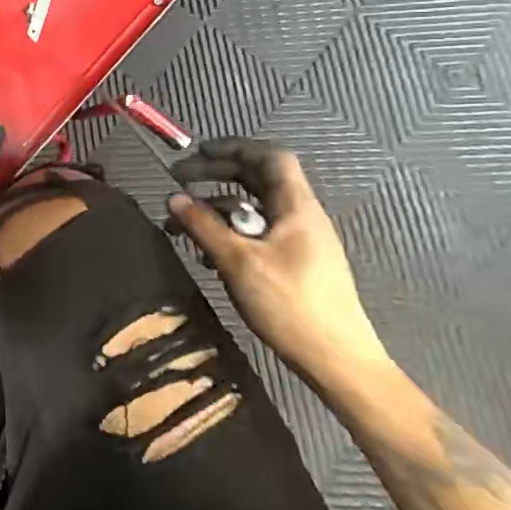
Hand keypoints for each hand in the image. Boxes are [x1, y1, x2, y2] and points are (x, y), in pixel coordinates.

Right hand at [167, 138, 388, 385]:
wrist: (338, 362)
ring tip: (181, 224)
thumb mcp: (238, 263)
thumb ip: (203, 226)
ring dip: (216, 208)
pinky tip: (208, 253)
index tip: (197, 153)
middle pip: (257, 178)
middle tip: (178, 182)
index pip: (270, 156)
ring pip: (253, 207)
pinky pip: (257, 232)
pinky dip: (229, 232)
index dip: (233, 147)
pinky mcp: (295, 263)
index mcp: (296, 206)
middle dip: (216, 175)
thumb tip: (172, 198)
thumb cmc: (291, 306)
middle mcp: (300, 215)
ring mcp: (300, 240)